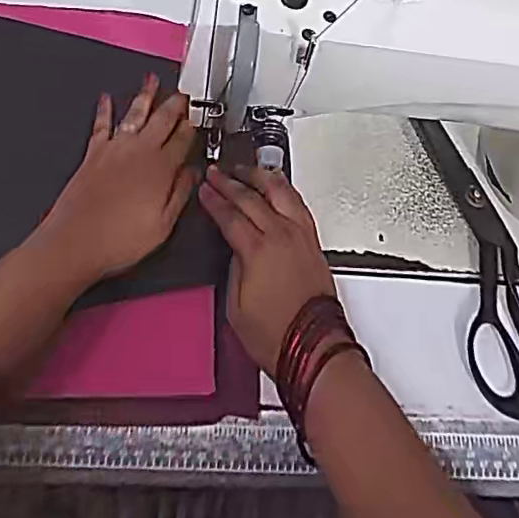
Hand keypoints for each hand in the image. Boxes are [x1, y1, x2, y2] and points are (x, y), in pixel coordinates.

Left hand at [33, 75, 198, 287]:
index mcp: (161, 168)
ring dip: (145, 95)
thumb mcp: (163, 225)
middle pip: (162, 118)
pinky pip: (101, 123)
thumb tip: (192, 175)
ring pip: (135, 113)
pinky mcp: (93, 153)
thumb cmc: (118, 239)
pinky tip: (106, 98)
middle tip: (183, 94)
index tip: (198, 119)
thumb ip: (180, 194)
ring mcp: (114, 149)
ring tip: (151, 80)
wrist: (74, 242)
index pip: (183, 138)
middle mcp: (139, 152)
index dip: (193, 126)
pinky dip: (104, 109)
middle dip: (175, 103)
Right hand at [198, 163, 336, 375]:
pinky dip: (283, 187)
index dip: (214, 200)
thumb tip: (234, 248)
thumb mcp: (236, 306)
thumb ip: (233, 267)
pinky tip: (277, 184)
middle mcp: (281, 236)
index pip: (230, 214)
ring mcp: (300, 235)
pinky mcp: (313, 240)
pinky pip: (297, 202)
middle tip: (217, 174)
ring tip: (245, 169)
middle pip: (251, 197)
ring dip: (258, 176)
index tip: (205, 190)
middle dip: (230, 182)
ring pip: (279, 191)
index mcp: (258, 250)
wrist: (313, 347)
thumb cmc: (278, 334)